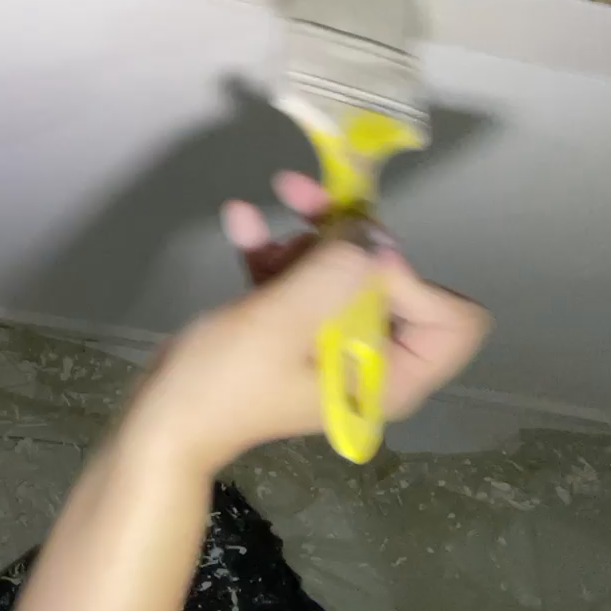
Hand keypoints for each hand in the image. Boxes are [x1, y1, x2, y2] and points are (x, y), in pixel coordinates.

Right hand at [129, 171, 489, 473]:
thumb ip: (333, 274)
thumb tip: (372, 236)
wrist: (162, 417)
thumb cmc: (222, 380)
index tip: (348, 257)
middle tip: (301, 194)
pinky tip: (239, 219)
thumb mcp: (277, 323)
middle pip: (386, 285)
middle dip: (344, 238)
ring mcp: (322, 343)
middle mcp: (367, 359)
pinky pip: (292, 285)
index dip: (406, 278)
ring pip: (335, 277)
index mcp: (387, 376)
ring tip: (265, 207)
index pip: (447, 319)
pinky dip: (268, 254)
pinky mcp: (282, 332)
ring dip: (300, 238)